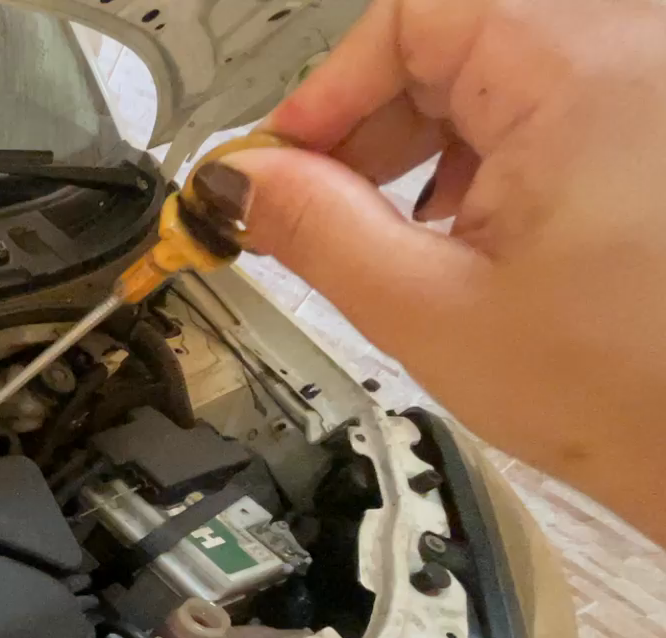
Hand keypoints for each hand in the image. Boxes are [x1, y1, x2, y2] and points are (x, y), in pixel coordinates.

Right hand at [190, 0, 665, 539]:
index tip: (278, 167)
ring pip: (505, 66)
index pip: (418, 13)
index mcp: (596, 72)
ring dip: (421, 140)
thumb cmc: (618, 382)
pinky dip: (488, 147)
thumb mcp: (417, 305)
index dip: (328, 90)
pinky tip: (468, 221)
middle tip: (311, 209)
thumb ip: (311, 228)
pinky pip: (563, 94)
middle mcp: (654, 49)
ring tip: (394, 228)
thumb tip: (233, 182)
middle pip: (459, 35)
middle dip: (366, 123)